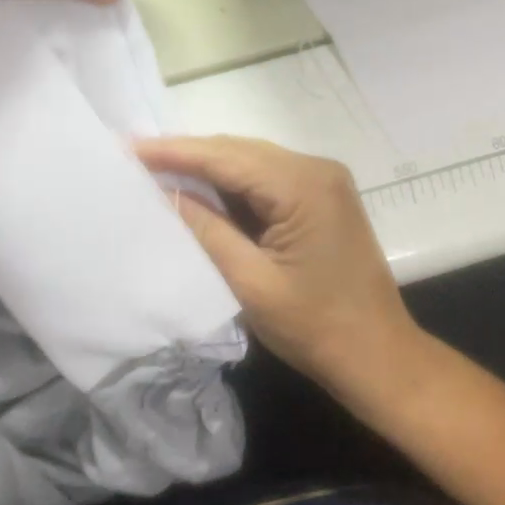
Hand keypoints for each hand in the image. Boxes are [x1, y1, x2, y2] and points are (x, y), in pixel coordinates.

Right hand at [136, 136, 426, 392]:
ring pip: (252, 164)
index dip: (174, 152)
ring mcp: (323, 184)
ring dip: (208, 169)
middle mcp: (317, 171)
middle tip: (135, 159)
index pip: (226, 157)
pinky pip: (267, 183)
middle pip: (239, 152)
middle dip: (187, 155)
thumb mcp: (250, 282)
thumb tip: (164, 193)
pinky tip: (199, 192)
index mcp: (304, 186)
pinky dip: (232, 187)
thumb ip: (206, 231)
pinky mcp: (322, 201)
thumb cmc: (315, 327)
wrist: (376, 355)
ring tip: (156, 171)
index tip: (127, 148)